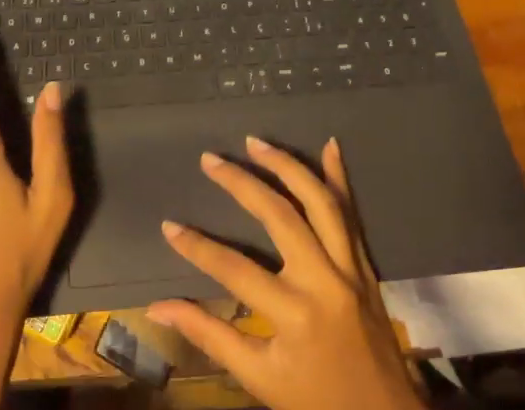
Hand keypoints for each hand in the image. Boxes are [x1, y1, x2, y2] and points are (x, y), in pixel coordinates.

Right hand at [147, 137, 425, 409]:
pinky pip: (352, 215)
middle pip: (281, 217)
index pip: (234, 269)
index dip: (198, 246)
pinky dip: (340, 180)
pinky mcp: (366, 266)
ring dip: (287, 167)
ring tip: (256, 142)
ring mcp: (350, 268)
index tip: (168, 225)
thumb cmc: (315, 400)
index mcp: (294, 313)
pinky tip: (330, 146)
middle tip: (210, 159)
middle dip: (242, 184)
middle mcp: (325, 280)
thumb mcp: (259, 377)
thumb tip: (158, 307)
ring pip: (321, 203)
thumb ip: (209, 335)